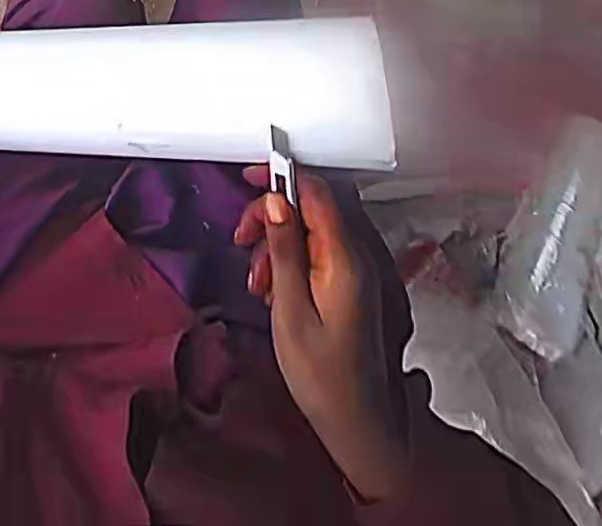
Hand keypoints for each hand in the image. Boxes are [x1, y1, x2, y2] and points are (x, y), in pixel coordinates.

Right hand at [234, 164, 409, 501]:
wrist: (357, 424)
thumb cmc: (321, 375)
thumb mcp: (290, 309)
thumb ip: (284, 249)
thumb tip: (275, 200)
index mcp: (345, 259)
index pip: (317, 193)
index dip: (284, 176)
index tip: (251, 178)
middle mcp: (355, 256)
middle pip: (311, 206)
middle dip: (272, 215)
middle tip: (244, 241)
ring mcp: (354, 268)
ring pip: (308, 228)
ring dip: (276, 241)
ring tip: (259, 279)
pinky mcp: (347, 281)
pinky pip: (314, 250)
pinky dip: (288, 258)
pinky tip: (272, 286)